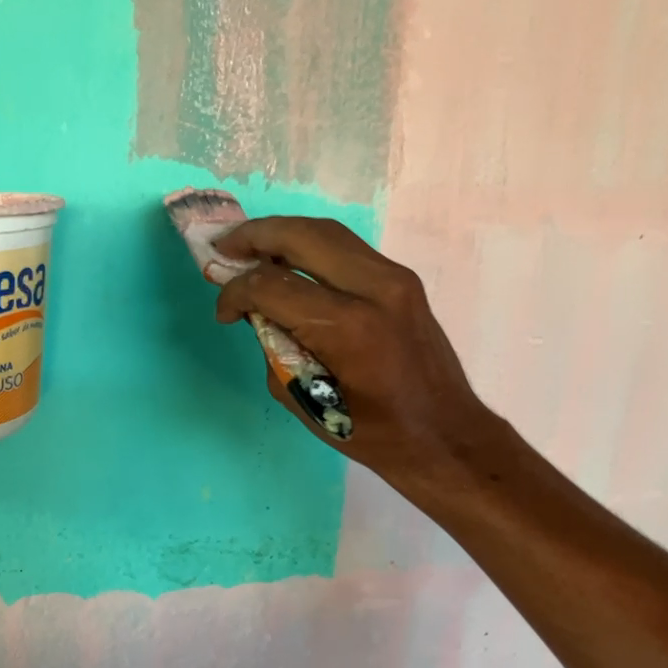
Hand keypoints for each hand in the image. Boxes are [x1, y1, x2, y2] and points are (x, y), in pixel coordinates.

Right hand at [213, 217, 503, 501]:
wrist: (444, 434)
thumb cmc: (372, 433)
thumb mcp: (306, 400)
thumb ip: (276, 349)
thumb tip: (259, 316)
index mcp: (347, 326)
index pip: (272, 286)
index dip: (236, 293)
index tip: (224, 312)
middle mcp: (374, 288)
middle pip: (301, 237)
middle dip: (255, 238)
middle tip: (223, 249)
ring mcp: (395, 278)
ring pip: (327, 233)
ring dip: (283, 234)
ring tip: (251, 247)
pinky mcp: (403, 280)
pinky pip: (347, 248)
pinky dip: (311, 246)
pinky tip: (289, 261)